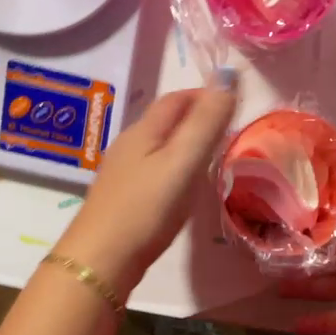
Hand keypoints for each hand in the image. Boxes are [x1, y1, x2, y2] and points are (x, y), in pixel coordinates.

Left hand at [54, 80, 237, 292]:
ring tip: (209, 160)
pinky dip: (171, 170)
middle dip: (195, 119)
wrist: (102, 259)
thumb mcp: (183, 162)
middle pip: (165, 121)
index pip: (177, 98)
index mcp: (145, 130)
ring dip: (183, 145)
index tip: (233, 106)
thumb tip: (228, 75)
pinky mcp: (120, 199)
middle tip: (226, 133)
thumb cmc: (146, 209)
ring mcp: (121, 173)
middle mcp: (128, 144)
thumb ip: (206, 122)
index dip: (205, 95)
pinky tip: (180, 189)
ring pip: (157, 147)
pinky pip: (151, 172)